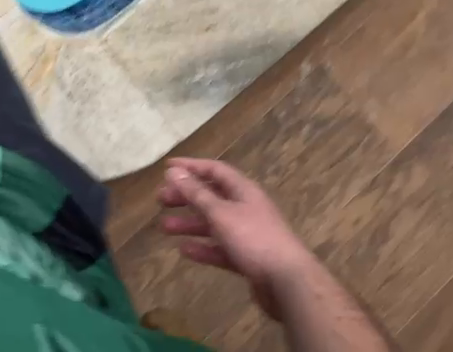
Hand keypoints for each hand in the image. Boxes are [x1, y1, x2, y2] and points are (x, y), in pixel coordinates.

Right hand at [157, 158, 316, 321]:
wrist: (291, 285)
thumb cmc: (254, 238)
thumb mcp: (220, 212)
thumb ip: (196, 193)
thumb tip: (174, 171)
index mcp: (243, 191)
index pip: (214, 170)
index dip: (191, 166)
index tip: (167, 168)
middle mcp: (246, 209)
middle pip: (211, 196)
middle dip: (186, 197)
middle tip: (161, 200)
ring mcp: (248, 235)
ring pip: (213, 224)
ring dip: (189, 224)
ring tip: (165, 228)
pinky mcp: (249, 259)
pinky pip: (221, 248)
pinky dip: (203, 248)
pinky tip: (185, 251)